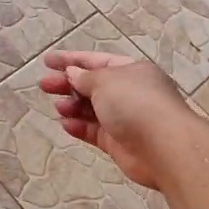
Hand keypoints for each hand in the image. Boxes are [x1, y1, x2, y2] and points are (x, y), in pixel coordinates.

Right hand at [39, 50, 195, 189]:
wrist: (164, 148)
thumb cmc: (135, 103)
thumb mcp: (105, 80)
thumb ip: (84, 77)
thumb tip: (73, 73)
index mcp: (130, 71)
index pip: (96, 61)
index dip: (71, 59)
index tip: (47, 61)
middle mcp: (129, 93)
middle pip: (92, 85)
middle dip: (67, 84)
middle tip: (44, 85)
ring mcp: (125, 119)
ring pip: (92, 109)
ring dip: (73, 106)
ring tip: (58, 107)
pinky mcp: (120, 143)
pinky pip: (95, 131)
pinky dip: (80, 127)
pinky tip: (66, 124)